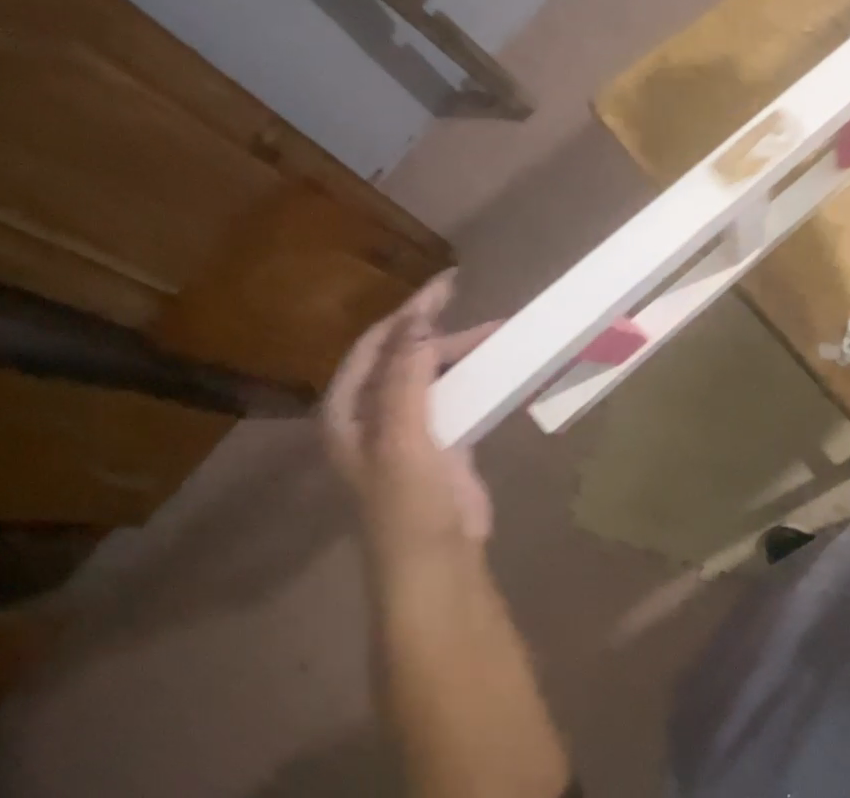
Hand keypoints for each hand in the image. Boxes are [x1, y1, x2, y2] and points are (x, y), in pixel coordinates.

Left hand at [321, 270, 500, 563]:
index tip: (449, 284)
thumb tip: (417, 321)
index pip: (375, 345)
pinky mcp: (442, 445)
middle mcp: (373, 415)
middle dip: (443, 333)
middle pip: (406, 357)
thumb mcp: (402, 438)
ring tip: (501, 337)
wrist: (436, 565)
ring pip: (434, 375)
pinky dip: (476, 379)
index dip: (409, 312)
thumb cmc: (408, 505)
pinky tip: (500, 370)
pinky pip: (457, 398)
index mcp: (349, 411)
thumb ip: (406, 377)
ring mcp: (409, 430)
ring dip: (463, 354)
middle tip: (491, 320)